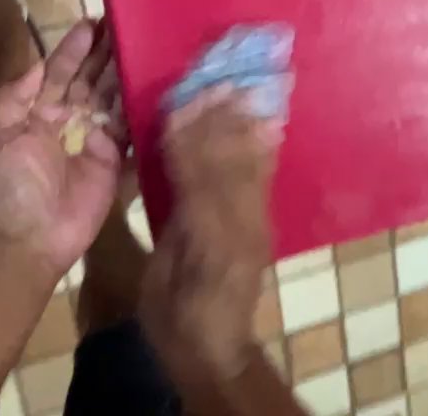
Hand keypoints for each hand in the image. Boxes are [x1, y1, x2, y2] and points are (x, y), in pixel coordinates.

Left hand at [0, 20, 123, 280]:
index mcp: (36, 111)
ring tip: (140, 43)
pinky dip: (136, 103)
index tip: (91, 22)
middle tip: (123, 23)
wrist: (31, 241)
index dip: (73, 48)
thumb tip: (39, 63)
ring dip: (121, 70)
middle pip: (88, 77)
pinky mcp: (114, 156)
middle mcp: (66, 118)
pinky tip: (149, 80)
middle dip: (103, 52)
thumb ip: (13, 98)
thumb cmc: (10, 187)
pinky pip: (127, 124)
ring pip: (109, 95)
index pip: (58, 71)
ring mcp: (92, 136)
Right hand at [141, 88, 282, 382]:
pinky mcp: (261, 224)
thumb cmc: (176, 314)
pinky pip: (263, 176)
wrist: (214, 352)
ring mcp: (255, 221)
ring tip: (242, 85)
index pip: (200, 168)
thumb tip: (177, 152)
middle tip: (219, 74)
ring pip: (250, 160)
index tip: (180, 96)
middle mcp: (240, 218)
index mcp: (211, 230)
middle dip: (222, 115)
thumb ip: (177, 210)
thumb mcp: (164, 269)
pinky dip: (262, 143)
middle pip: (229, 156)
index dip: (190, 131)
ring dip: (244, 121)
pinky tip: (263, 120)